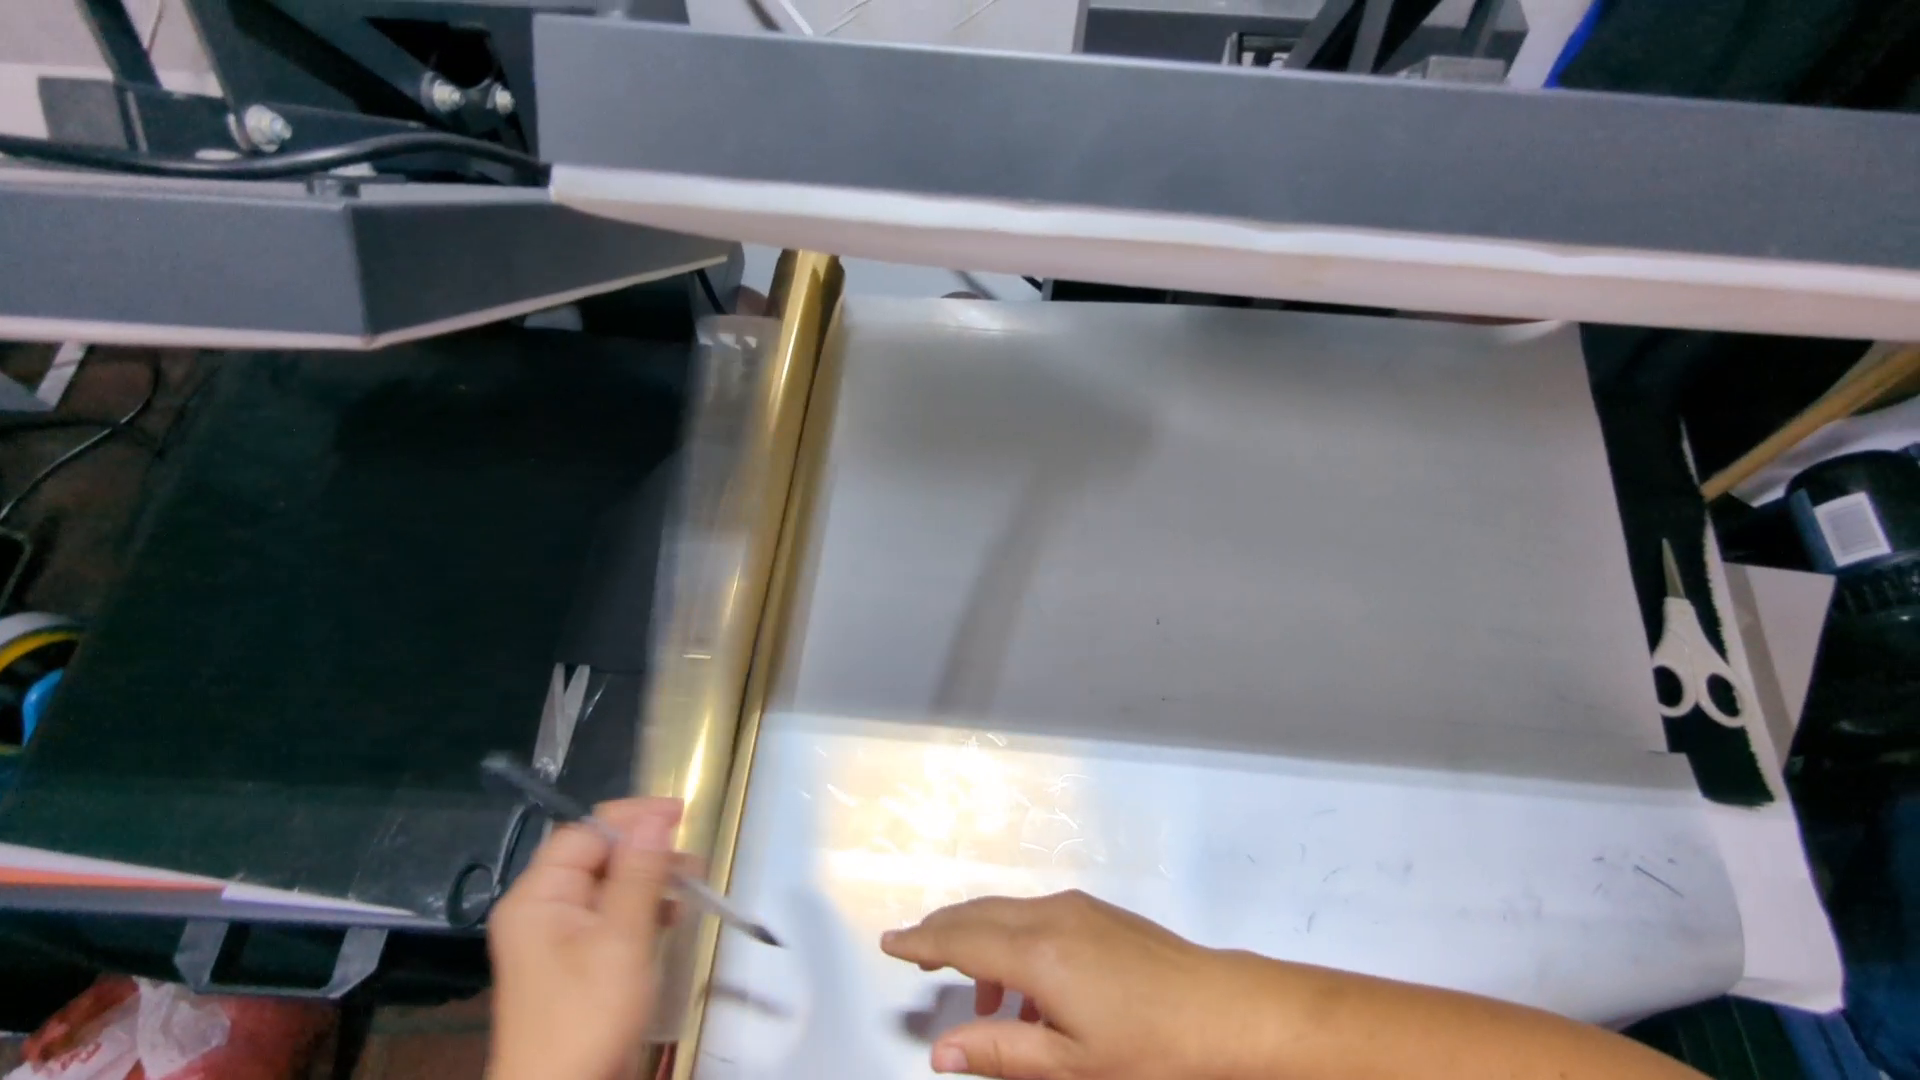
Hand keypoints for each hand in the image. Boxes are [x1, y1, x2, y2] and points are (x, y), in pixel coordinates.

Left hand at [487, 798, 683, 1079]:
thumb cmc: (587, 1016)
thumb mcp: (621, 940)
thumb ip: (640, 873)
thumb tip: (656, 816)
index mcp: (539, 897)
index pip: (586, 833)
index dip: (633, 819)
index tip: (681, 815)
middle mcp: (543, 909)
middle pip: (598, 857)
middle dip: (647, 851)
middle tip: (693, 858)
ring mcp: (559, 937)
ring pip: (610, 885)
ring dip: (651, 878)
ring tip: (692, 886)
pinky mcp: (578, 961)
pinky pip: (612, 916)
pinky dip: (644, 908)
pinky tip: (673, 917)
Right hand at [881, 891, 1709, 1079]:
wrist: (1234, 1014)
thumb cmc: (1153, 1049)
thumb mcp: (1069, 1065)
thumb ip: (999, 1051)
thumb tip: (939, 1048)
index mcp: (1038, 951)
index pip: (961, 938)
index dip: (920, 941)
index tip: (887, 942)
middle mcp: (1053, 915)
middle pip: (980, 913)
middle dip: (944, 930)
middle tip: (915, 953)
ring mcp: (1080, 908)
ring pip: (1009, 912)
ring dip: (981, 940)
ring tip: (977, 998)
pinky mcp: (1102, 913)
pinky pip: (1038, 916)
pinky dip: (1014, 941)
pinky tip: (1028, 988)